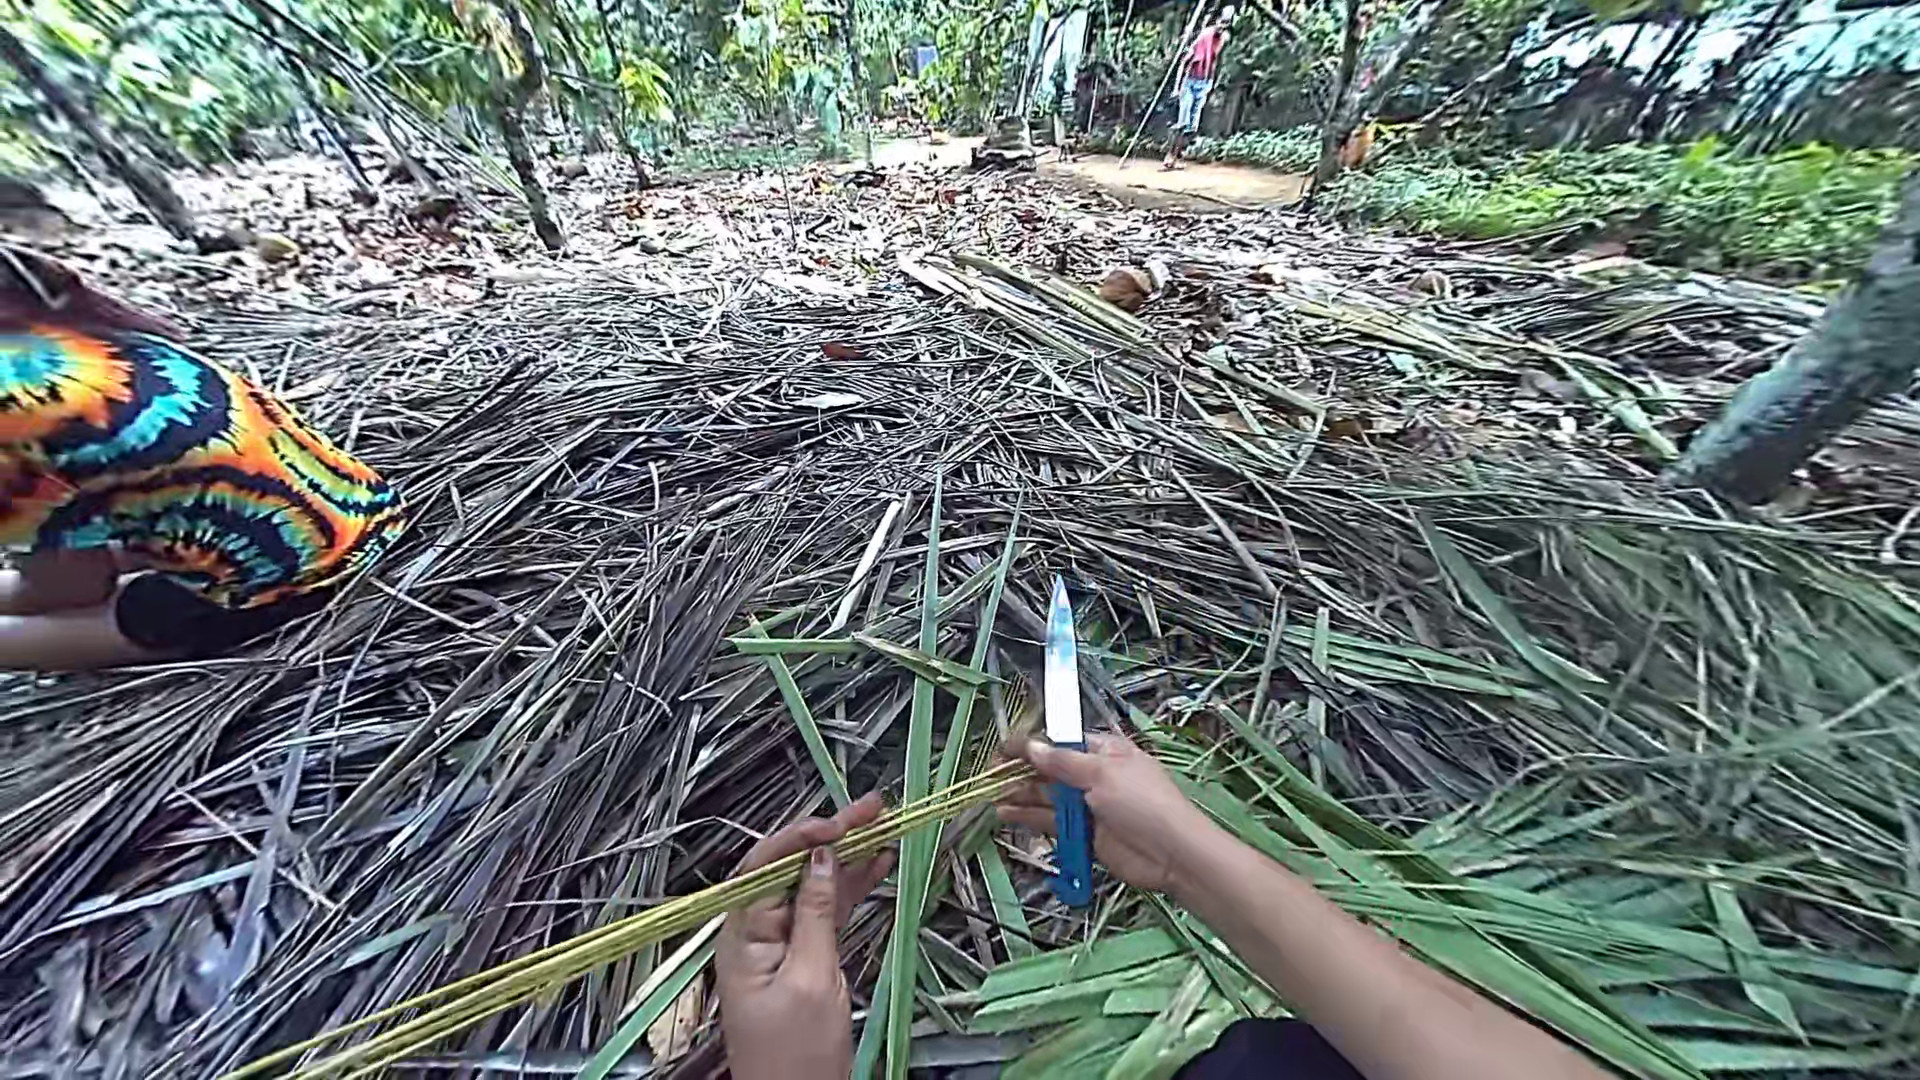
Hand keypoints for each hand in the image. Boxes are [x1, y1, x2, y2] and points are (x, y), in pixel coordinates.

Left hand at [714, 793, 896, 1079]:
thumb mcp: (810, 980)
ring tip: (884, 823)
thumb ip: (815, 913)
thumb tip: (821, 857)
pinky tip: (879, 861)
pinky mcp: (808, 947)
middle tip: (872, 808)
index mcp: (744, 933)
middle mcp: (760, 926)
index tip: (838, 824)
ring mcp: (785, 936)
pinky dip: (855, 881)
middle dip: (834, 833)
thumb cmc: (796, 1058)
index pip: (766, 865)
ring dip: (851, 851)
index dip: (801, 836)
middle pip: (796, 864)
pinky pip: (831, 903)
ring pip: (818, 878)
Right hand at [996, 733, 1216, 894]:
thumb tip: (1031, 746)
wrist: (1174, 855)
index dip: (1031, 745)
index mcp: (1102, 751)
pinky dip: (1029, 818)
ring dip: (1020, 795)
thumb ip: (1061, 763)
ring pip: (1046, 797)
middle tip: (990, 776)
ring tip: (991, 797)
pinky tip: (1006, 816)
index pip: (1059, 742)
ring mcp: (1087, 805)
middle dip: (1020, 772)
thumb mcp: (1101, 773)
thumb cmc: (1142, 802)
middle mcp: (1092, 775)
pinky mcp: (1084, 834)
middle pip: (1049, 770)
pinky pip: (1051, 822)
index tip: (1003, 749)